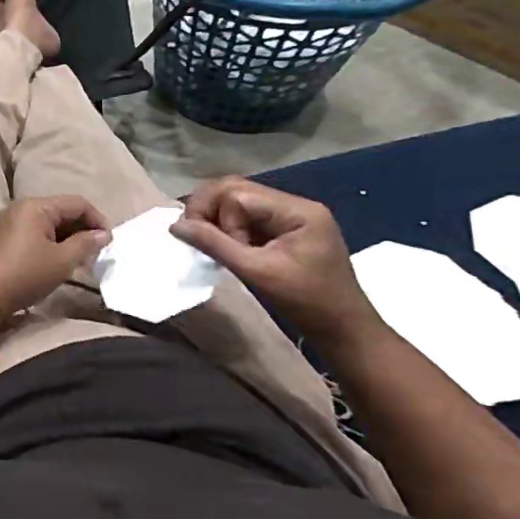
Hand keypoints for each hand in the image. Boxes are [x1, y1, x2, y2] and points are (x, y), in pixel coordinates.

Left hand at [0, 196, 111, 314]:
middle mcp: (25, 207)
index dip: (97, 220)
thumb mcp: (62, 260)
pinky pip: (41, 230)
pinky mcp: (12, 234)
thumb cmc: (27, 273)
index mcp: (37, 206)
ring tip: (85, 257)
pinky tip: (66, 258)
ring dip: (71, 236)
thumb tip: (104, 234)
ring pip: (53, 222)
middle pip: (64, 210)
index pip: (77, 203)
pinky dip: (56, 241)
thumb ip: (86, 243)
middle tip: (99, 252)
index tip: (109, 242)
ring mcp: (16, 220)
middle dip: (84, 228)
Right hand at [170, 178, 382, 342]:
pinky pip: (247, 215)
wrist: (344, 329)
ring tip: (212, 243)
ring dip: (218, 218)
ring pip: (238, 199)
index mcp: (297, 211)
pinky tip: (227, 245)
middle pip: (236, 189)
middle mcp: (296, 204)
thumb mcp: (256, 272)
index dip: (215, 215)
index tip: (209, 244)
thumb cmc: (306, 302)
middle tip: (198, 235)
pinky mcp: (286, 228)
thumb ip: (214, 244)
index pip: (237, 194)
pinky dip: (229, 226)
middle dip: (209, 209)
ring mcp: (292, 215)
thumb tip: (175, 225)